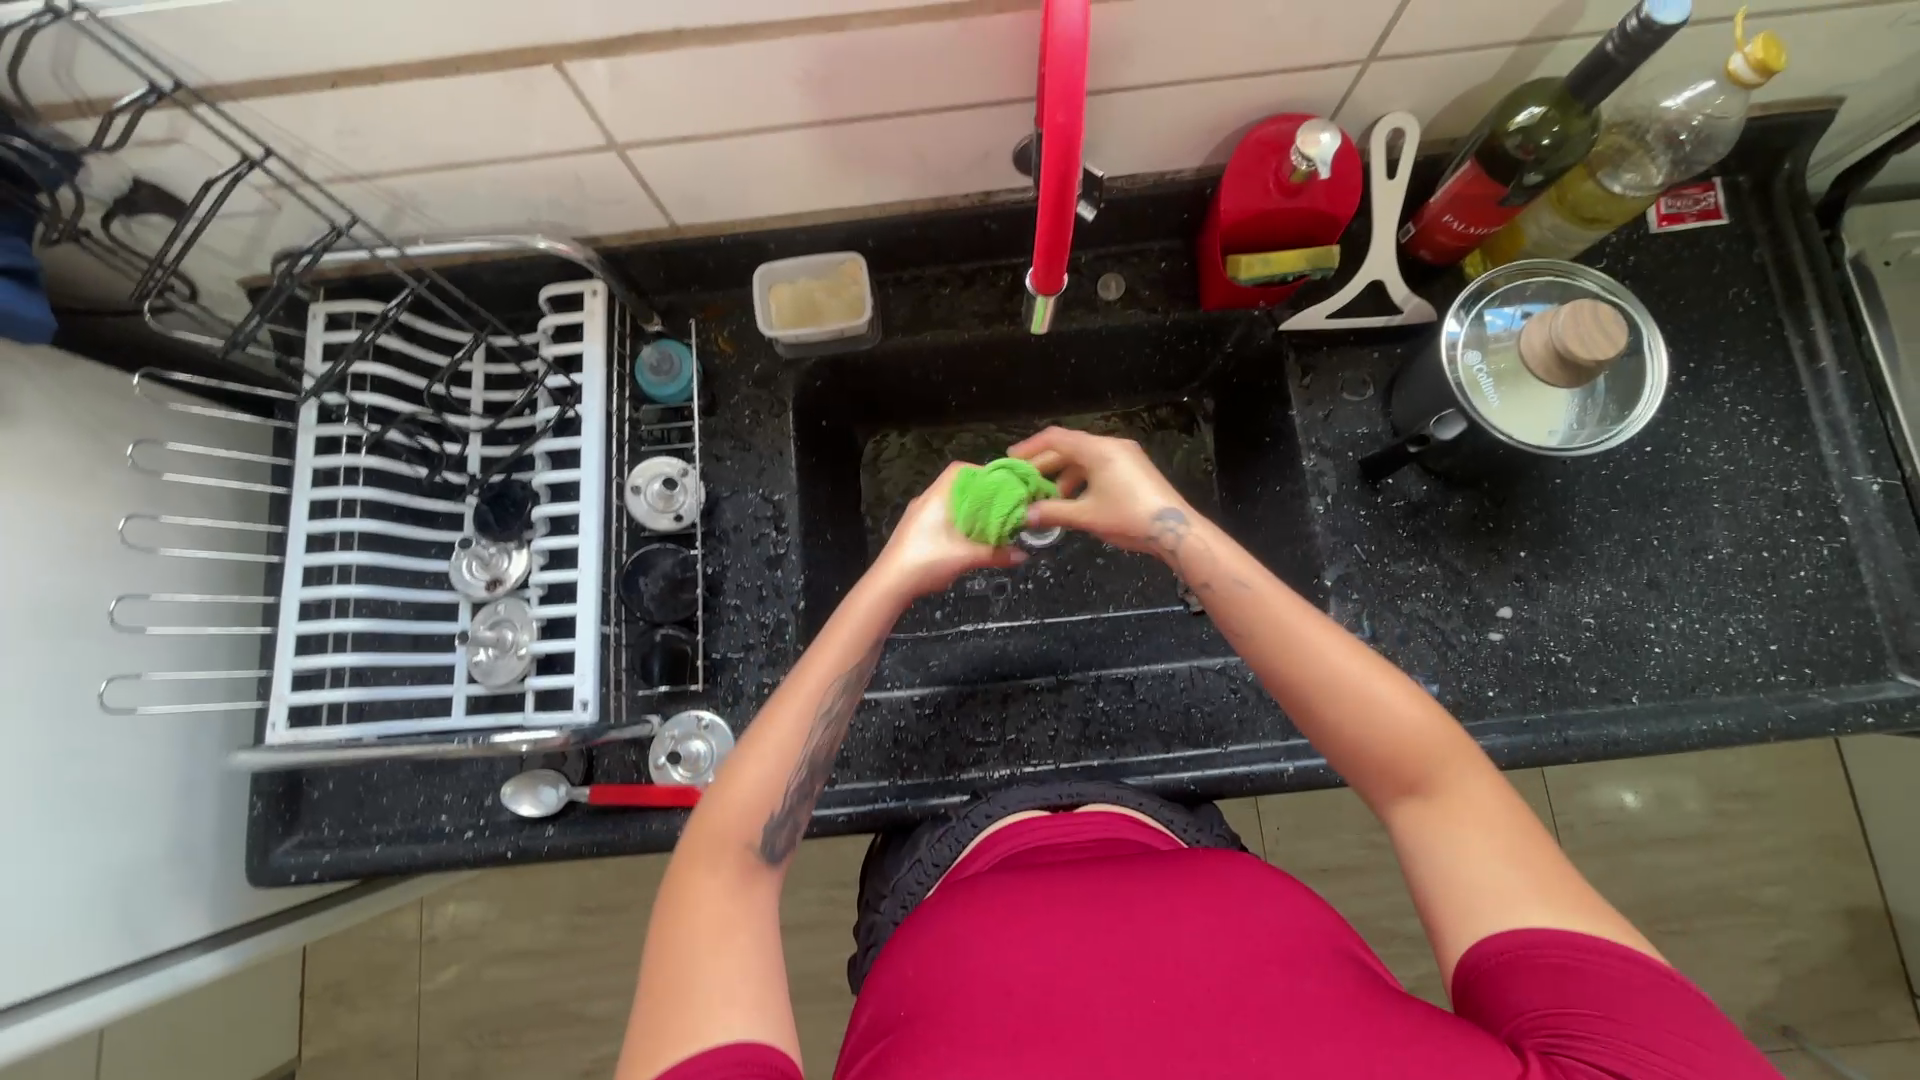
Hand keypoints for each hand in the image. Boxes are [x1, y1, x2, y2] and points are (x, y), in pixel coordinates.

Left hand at [869, 462, 1026, 600]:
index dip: (981, 472)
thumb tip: (1023, 555)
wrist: (889, 584)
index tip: (1001, 485)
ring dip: (967, 510)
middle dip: (979, 494)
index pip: (959, 470)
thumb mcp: (965, 558)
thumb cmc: (926, 561)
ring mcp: (916, 516)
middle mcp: (925, 501)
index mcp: (936, 497)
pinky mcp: (913, 531)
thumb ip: (995, 554)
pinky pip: (939, 517)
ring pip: (947, 503)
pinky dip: (955, 522)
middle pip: (955, 486)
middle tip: (1001, 505)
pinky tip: (967, 538)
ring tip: (988, 522)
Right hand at [1009, 426, 1196, 559]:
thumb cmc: (1128, 517)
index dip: (1031, 447)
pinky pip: (1097, 467)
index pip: (1056, 438)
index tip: (1012, 460)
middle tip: (1023, 482)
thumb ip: (1052, 512)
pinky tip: (1071, 501)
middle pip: (1069, 448)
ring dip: (1062, 476)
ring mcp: (1124, 457)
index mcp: (1098, 450)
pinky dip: (1080, 480)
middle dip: (1044, 465)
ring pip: (1083, 460)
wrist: (1175, 530)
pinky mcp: (1131, 470)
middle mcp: (1111, 446)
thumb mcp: (1086, 516)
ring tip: (1045, 497)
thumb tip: (1025, 515)